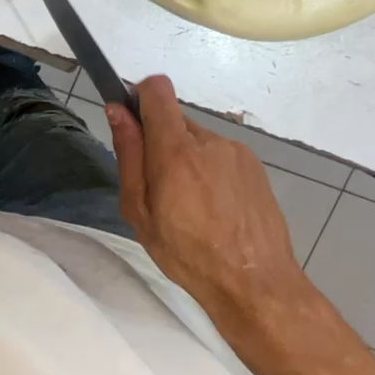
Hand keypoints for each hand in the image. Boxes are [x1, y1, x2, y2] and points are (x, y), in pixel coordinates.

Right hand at [105, 75, 308, 319]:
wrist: (256, 284)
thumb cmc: (188, 253)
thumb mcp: (140, 210)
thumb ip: (129, 155)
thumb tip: (117, 111)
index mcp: (176, 150)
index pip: (157, 90)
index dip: (139, 97)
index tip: (132, 125)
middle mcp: (209, 141)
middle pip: (174, 121)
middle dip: (160, 143)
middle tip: (159, 188)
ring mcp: (237, 152)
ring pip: (197, 141)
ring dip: (186, 160)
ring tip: (190, 205)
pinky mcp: (255, 167)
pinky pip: (220, 156)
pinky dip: (209, 172)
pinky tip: (214, 209)